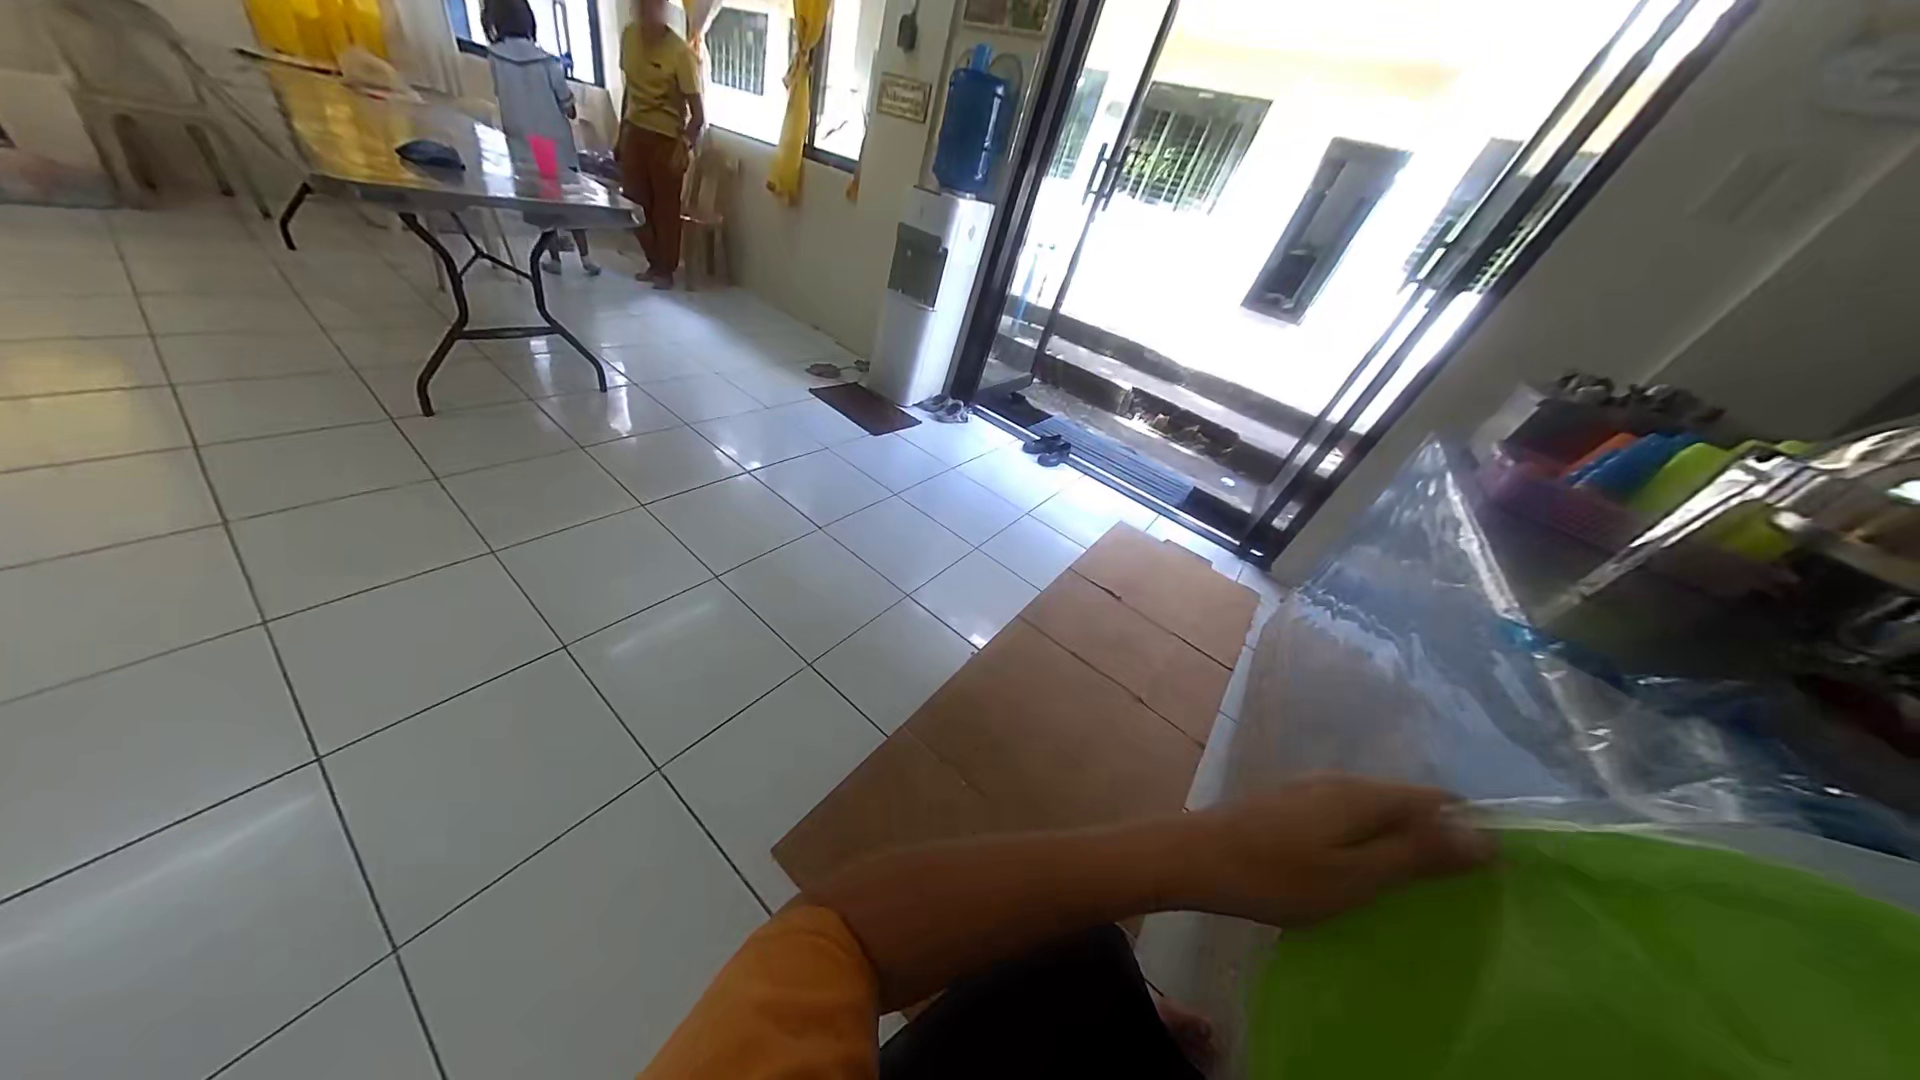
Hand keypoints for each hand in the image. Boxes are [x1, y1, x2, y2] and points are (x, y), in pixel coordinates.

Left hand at [1168, 773, 1493, 927]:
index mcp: (1361, 794)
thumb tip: (1485, 835)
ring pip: (1370, 809)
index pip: (1434, 797)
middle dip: (1433, 835)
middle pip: (1402, 801)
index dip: (1467, 827)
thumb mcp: (1357, 875)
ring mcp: (1306, 789)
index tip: (1490, 870)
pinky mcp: (1285, 804)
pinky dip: (1361, 839)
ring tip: (1410, 884)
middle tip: (1454, 888)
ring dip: (1395, 838)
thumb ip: (1417, 854)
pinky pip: (1342, 816)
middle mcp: (1336, 780)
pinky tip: (1356, 867)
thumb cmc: (1278, 874)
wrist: (1195, 857)